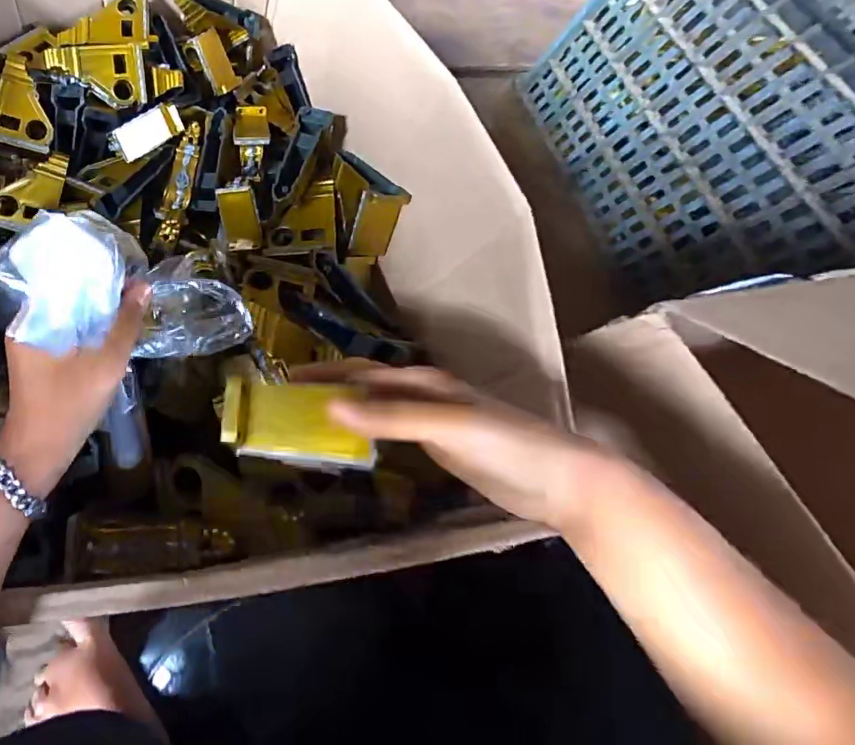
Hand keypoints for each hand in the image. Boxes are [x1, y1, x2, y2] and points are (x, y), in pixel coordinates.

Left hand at [0, 281, 149, 496]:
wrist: (39, 452)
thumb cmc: (68, 406)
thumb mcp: (105, 364)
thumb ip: (125, 325)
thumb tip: (143, 286)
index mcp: (30, 319)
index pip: (61, 277)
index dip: (92, 269)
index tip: (121, 265)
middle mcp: (25, 323)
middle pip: (64, 293)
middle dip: (96, 287)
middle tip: (130, 281)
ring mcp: (30, 339)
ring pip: (66, 311)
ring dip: (93, 307)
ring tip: (125, 296)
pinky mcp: (38, 353)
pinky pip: (64, 327)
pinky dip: (85, 324)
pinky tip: (109, 323)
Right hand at [299, 361, 618, 533]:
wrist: (567, 483)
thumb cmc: (507, 444)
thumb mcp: (446, 426)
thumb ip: (390, 418)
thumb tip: (328, 408)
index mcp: (421, 380)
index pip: (360, 371)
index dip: (324, 374)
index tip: (287, 380)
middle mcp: (422, 393)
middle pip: (365, 386)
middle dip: (329, 389)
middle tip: (291, 402)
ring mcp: (432, 420)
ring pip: (376, 408)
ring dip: (345, 411)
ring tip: (311, 421)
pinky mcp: (441, 446)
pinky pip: (391, 432)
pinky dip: (366, 433)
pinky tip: (354, 444)